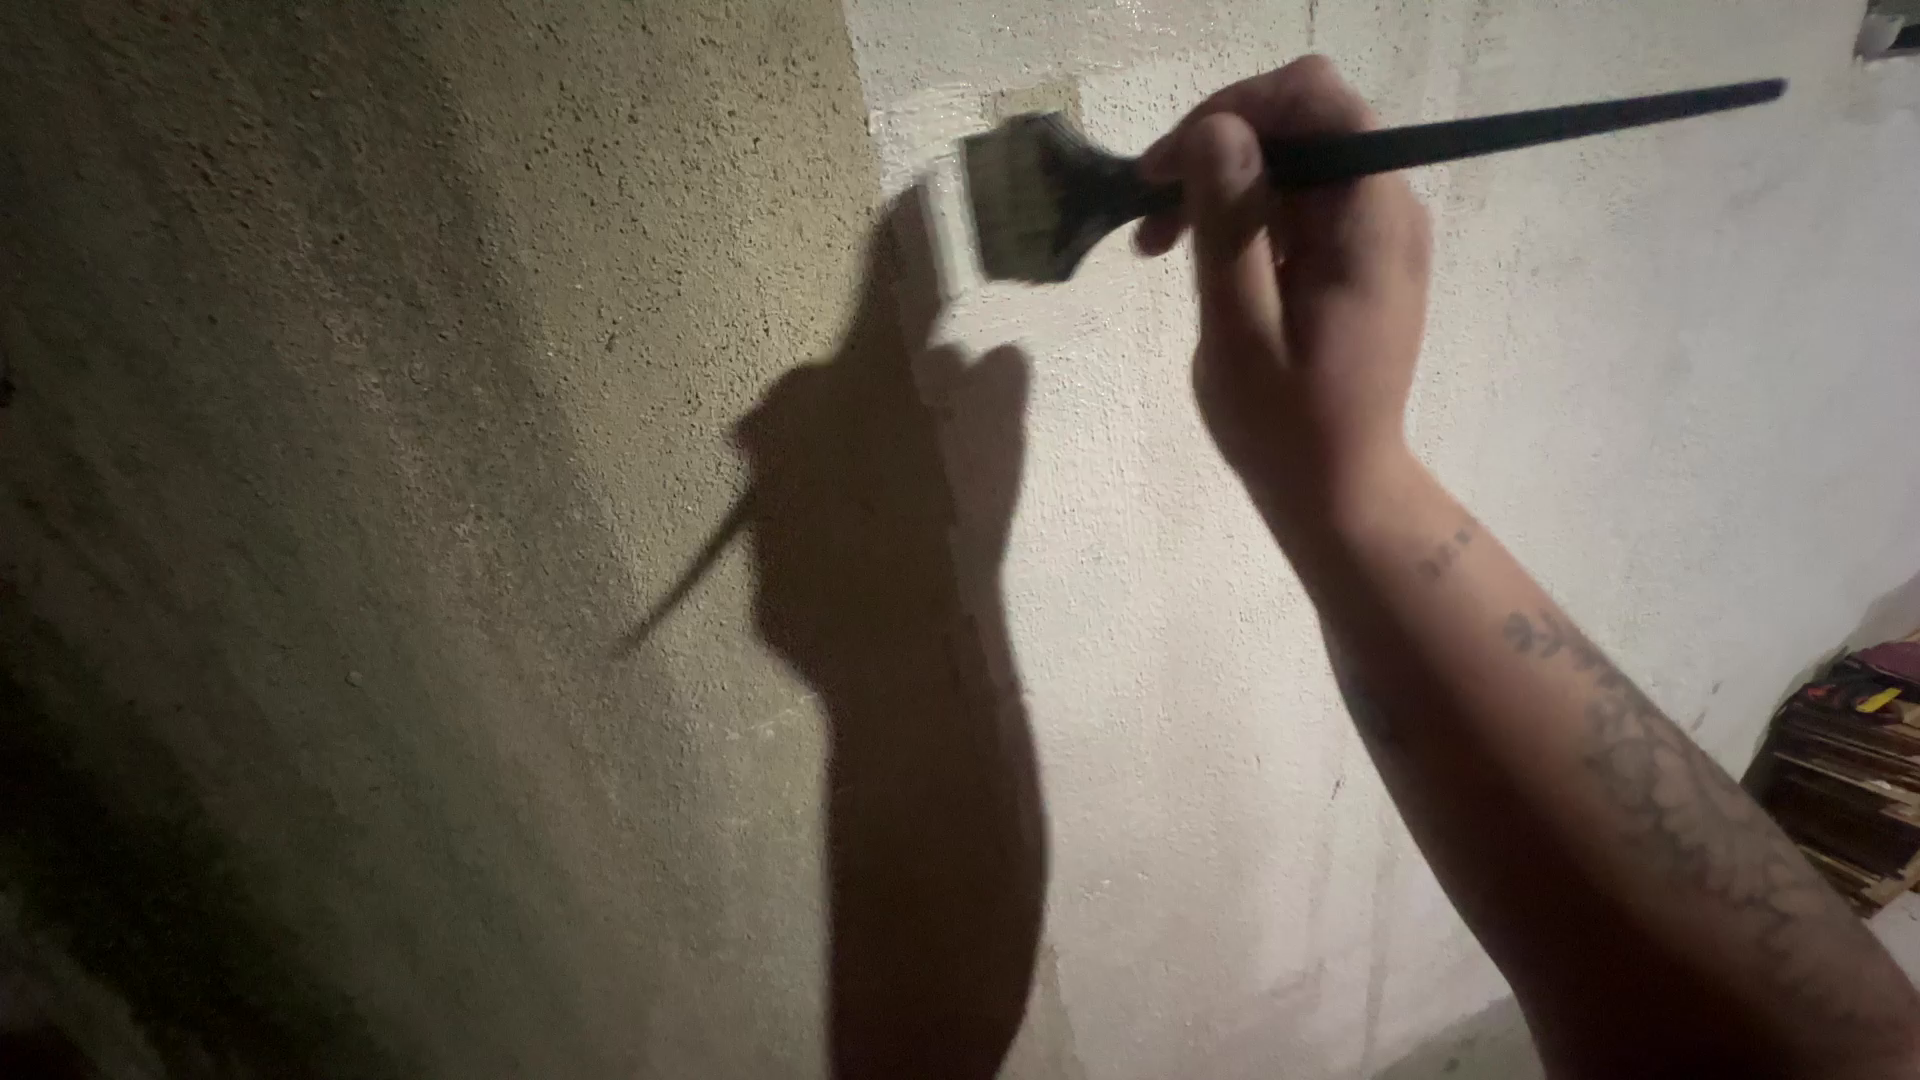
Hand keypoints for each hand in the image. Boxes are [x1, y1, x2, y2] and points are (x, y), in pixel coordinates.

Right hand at [1136, 56, 1432, 534]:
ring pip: (1290, 167)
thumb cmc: (1283, 426)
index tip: (1159, 173)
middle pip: (1300, 126)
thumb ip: (1229, 228)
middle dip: (1214, 154)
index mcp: (1368, 217)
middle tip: (1150, 218)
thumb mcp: (1241, 331)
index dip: (1228, 113)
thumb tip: (1213, 132)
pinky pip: (1294, 209)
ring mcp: (1371, 234)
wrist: (1334, 486)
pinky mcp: (1351, 261)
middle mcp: (1384, 208)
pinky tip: (1199, 260)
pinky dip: (1240, 221)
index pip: (1311, 100)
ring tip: (1157, 245)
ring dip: (1218, 190)